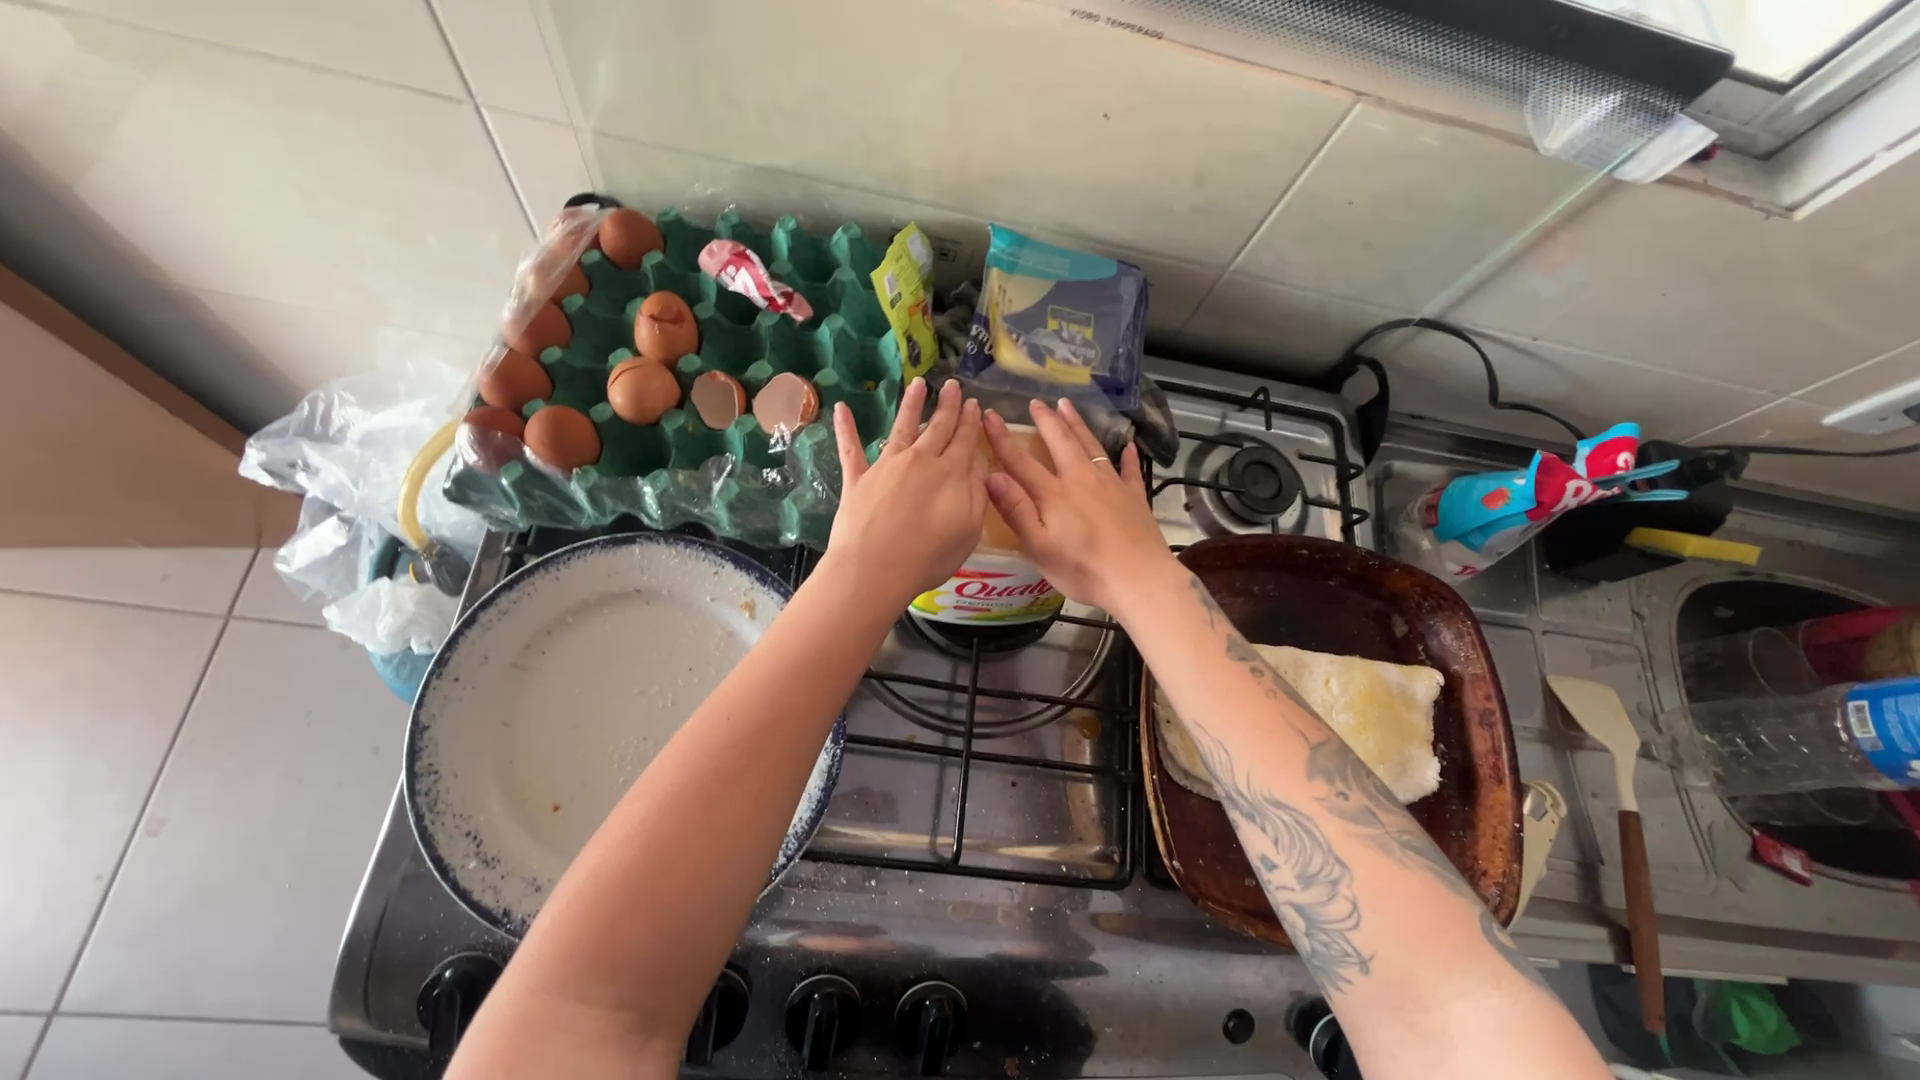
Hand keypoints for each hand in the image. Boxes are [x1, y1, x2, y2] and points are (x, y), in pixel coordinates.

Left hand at [827, 378, 985, 605]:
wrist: (875, 570)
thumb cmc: (928, 557)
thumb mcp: (969, 530)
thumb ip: (976, 493)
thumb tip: (977, 464)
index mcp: (951, 473)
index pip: (965, 440)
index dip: (970, 421)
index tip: (973, 404)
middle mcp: (920, 460)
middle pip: (937, 427)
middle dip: (947, 405)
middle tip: (953, 386)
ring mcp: (886, 466)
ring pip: (901, 427)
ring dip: (911, 404)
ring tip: (918, 384)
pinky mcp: (858, 479)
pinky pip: (851, 449)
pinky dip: (846, 428)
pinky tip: (842, 409)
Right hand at [982, 398, 1175, 615]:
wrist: (1139, 579)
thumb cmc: (1083, 570)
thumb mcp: (1039, 547)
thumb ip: (1016, 510)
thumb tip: (991, 475)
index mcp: (1053, 494)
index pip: (1021, 461)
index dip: (1002, 438)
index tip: (988, 414)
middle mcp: (1081, 480)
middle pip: (1061, 442)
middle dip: (1047, 421)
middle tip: (1036, 402)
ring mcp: (1111, 485)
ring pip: (1091, 446)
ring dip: (1078, 425)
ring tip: (1068, 406)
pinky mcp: (1134, 496)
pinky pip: (1129, 470)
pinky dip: (1127, 456)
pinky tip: (1129, 446)